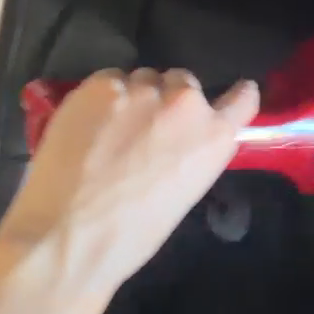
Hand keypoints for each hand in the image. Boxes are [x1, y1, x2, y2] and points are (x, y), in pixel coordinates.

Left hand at [0, 67, 259, 293]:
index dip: (235, 96)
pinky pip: (108, 81)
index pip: (242, 98)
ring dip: (134, 96)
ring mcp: (140, 90)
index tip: (230, 96)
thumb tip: (174, 143)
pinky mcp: (99, 85)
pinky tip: (87, 126)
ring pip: (142, 79)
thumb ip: (190, 155)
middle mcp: (184, 103)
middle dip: (169, 99)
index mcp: (214, 138)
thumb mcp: (182, 194)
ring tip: (110, 130)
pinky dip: (101, 98)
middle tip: (145, 130)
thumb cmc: (132, 234)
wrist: (71, 233)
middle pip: (183, 82)